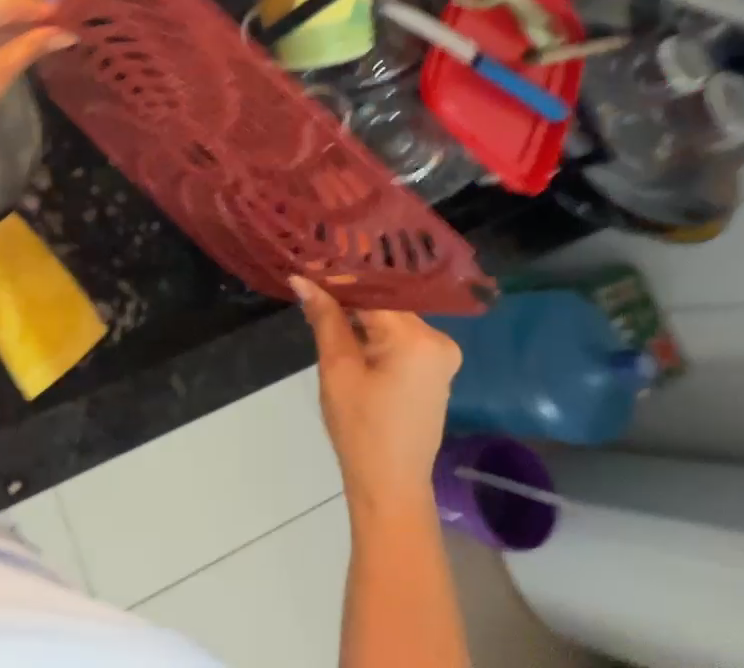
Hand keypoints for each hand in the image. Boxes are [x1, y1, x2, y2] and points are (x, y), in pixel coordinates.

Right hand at [294, 276, 460, 516]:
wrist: (390, 482)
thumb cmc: (360, 427)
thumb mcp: (337, 368)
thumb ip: (325, 318)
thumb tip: (302, 279)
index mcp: (417, 338)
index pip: (373, 290)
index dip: (338, 275)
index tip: (308, 260)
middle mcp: (438, 339)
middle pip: (386, 301)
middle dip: (347, 292)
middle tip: (308, 278)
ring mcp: (440, 355)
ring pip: (391, 317)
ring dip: (359, 310)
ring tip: (319, 296)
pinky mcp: (434, 369)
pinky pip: (400, 335)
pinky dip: (373, 329)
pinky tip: (344, 324)